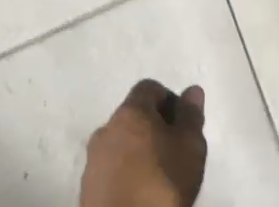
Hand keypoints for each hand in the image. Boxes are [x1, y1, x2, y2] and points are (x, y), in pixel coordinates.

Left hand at [81, 80, 207, 206]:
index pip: (149, 88)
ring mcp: (92, 161)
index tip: (183, 123)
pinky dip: (125, 171)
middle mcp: (106, 129)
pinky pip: (111, 168)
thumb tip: (191, 91)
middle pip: (133, 116)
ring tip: (158, 173)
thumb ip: (191, 115)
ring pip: (121, 143)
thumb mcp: (190, 145)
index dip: (169, 99)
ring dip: (138, 150)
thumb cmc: (162, 182)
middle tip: (174, 149)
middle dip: (154, 126)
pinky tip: (141, 189)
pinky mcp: (87, 189)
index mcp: (130, 112)